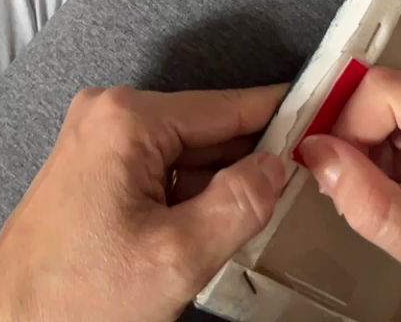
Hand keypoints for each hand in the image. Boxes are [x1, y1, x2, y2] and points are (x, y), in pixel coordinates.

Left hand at [0, 85, 289, 321]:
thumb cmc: (80, 293)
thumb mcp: (176, 257)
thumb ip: (238, 204)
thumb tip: (279, 164)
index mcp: (127, 117)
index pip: (222, 106)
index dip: (275, 113)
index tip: (320, 111)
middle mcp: (108, 110)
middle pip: (201, 126)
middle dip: (245, 156)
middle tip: (296, 182)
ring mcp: (95, 134)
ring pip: (180, 148)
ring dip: (214, 179)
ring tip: (250, 213)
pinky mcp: (90, 160)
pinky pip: (155, 163)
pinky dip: (185, 188)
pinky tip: (205, 221)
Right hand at [297, 68, 400, 321]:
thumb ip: (373, 206)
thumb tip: (315, 154)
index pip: (388, 90)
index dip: (347, 123)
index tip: (327, 166)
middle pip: (393, 89)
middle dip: (358, 133)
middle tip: (344, 184)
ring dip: (374, 140)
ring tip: (375, 190)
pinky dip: (395, 144)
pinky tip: (397, 181)